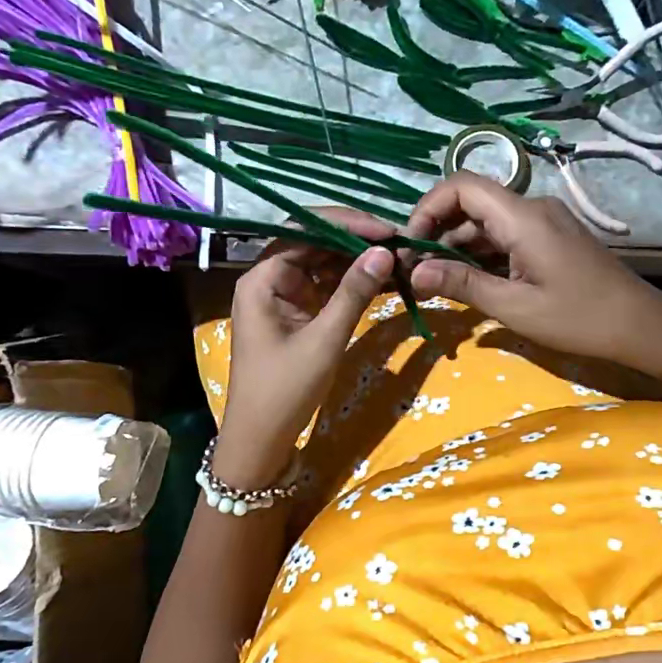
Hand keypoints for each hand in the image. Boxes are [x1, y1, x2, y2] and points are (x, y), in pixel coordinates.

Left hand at [214, 210, 394, 488]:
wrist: (262, 437)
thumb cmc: (285, 389)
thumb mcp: (325, 339)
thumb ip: (354, 293)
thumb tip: (385, 252)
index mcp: (263, 278)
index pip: (306, 231)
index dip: (347, 225)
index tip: (387, 231)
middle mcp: (270, 278)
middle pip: (314, 241)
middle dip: (355, 239)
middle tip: (399, 241)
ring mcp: (283, 295)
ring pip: (322, 263)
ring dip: (356, 259)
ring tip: (397, 256)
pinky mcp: (297, 312)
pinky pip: (325, 285)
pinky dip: (351, 282)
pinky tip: (382, 278)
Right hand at [405, 174, 661, 368]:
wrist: (639, 325)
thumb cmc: (578, 318)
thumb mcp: (515, 307)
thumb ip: (462, 285)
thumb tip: (414, 273)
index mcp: (523, 217)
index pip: (462, 186)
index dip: (428, 207)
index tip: (410, 244)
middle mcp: (532, 208)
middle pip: (472, 203)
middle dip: (437, 232)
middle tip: (415, 270)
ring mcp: (544, 222)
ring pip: (487, 222)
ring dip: (458, 246)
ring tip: (435, 281)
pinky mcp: (550, 238)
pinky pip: (506, 235)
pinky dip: (482, 254)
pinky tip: (468, 281)